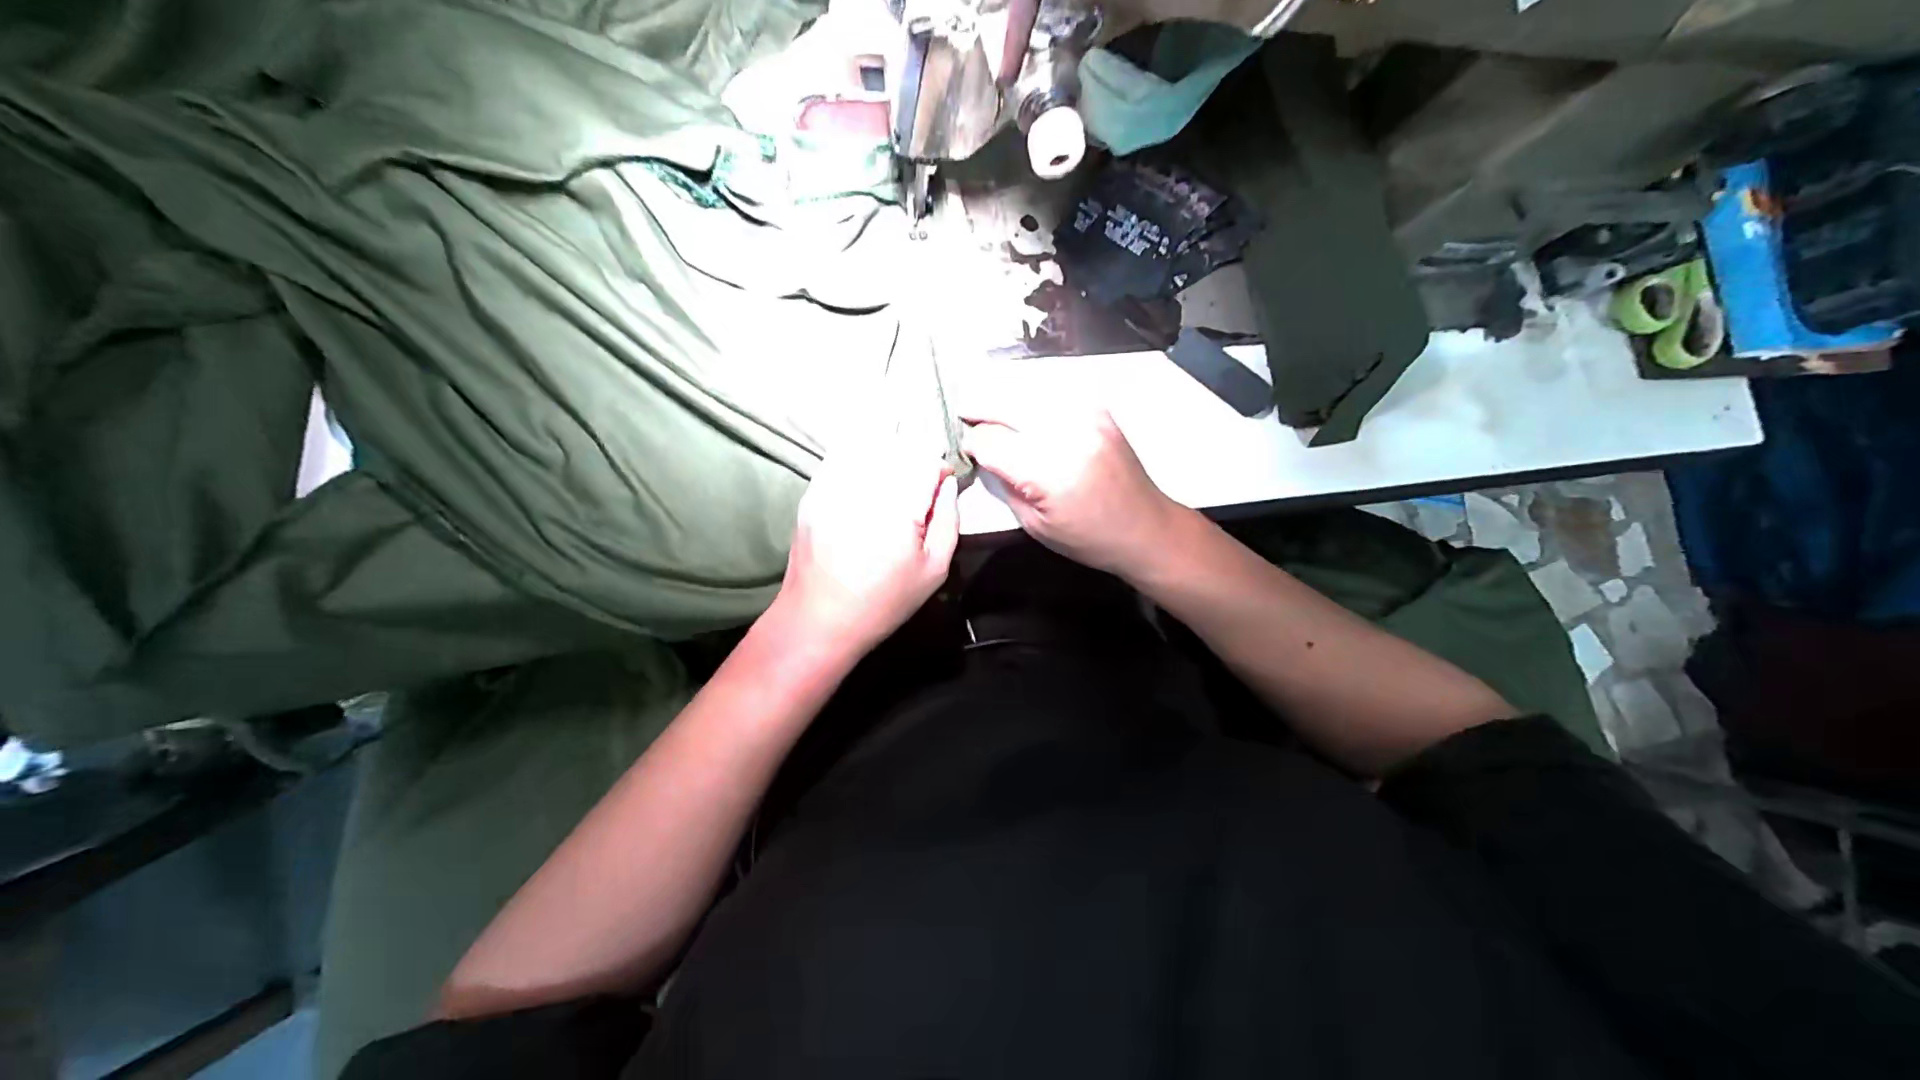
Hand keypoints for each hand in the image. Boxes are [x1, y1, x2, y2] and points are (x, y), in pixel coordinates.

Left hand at [772, 436, 959, 656]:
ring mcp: (834, 486)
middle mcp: (865, 489)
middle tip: (920, 480)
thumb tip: (948, 485)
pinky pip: (840, 454)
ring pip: (868, 443)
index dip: (939, 468)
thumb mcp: (934, 569)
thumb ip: (948, 519)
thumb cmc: (883, 601)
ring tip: (895, 473)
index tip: (942, 484)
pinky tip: (868, 468)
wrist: (818, 619)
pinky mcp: (814, 490)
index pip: (926, 461)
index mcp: (899, 510)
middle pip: (898, 445)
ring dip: (889, 449)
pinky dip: (858, 452)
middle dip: (915, 456)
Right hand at [960, 405, 1183, 579]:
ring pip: (1028, 389)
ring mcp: (1086, 417)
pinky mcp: (1097, 410)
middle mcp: (1067, 435)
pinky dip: (1031, 394)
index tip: (965, 447)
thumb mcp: (1033, 524)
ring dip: (1003, 395)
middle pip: (1006, 403)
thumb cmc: (1089, 537)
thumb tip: (983, 453)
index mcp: (1049, 472)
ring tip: (986, 405)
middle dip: (980, 406)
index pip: (991, 440)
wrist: (1145, 527)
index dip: (972, 442)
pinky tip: (1021, 405)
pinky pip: (1053, 390)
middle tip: (963, 410)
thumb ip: (1005, 483)